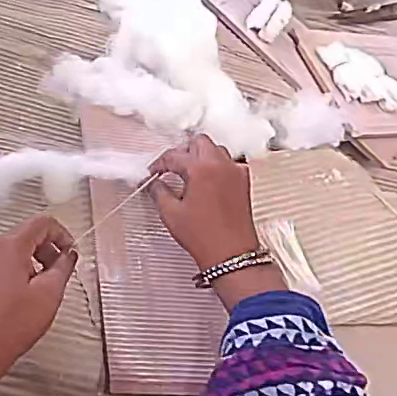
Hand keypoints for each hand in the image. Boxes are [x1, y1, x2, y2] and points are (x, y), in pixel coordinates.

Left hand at [0, 215, 78, 368]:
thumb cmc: (9, 324)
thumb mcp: (48, 294)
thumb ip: (62, 268)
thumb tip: (68, 256)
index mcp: (9, 246)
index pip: (41, 223)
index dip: (62, 234)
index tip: (71, 252)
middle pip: (26, 235)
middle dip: (48, 250)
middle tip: (61, 273)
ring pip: (13, 252)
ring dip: (34, 264)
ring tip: (44, 290)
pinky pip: (1, 267)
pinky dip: (18, 274)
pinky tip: (25, 299)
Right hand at [148, 135, 257, 269]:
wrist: (230, 254)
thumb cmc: (205, 236)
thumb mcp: (171, 212)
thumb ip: (159, 191)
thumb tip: (154, 184)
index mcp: (202, 169)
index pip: (174, 155)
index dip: (159, 163)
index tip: (153, 172)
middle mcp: (221, 165)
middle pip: (199, 142)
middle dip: (182, 151)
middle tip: (170, 166)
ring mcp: (235, 172)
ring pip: (215, 149)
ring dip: (200, 156)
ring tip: (187, 172)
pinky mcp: (243, 182)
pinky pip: (228, 163)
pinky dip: (215, 165)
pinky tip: (205, 180)